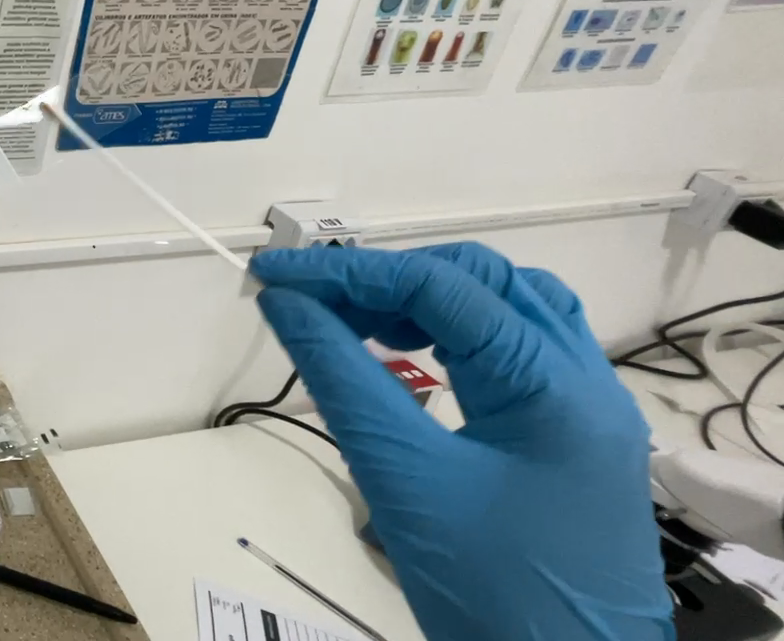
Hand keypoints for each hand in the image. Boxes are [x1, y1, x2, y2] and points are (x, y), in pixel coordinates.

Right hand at [251, 243, 672, 640]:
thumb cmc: (487, 585)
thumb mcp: (397, 472)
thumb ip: (336, 371)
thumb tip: (281, 300)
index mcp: (554, 387)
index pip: (438, 286)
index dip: (346, 270)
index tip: (272, 274)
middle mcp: (583, 379)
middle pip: (482, 278)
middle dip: (387, 275)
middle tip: (313, 299)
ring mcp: (583, 404)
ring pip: (500, 303)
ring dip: (419, 295)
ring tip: (350, 320)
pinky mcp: (564, 427)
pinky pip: (506, 343)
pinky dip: (444, 326)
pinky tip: (399, 349)